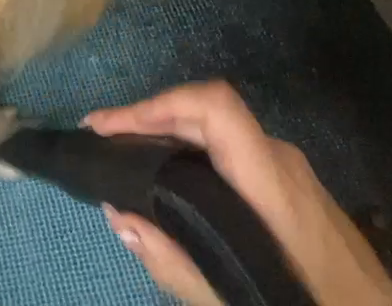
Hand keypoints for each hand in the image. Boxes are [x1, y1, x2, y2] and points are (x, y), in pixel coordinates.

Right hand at [84, 82, 391, 305]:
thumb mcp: (239, 302)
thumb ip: (176, 264)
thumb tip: (117, 216)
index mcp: (270, 183)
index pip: (213, 107)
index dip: (156, 104)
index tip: (108, 127)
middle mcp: (280, 161)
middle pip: (204, 112)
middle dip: (146, 117)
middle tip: (99, 139)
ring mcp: (290, 171)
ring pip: (216, 130)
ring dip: (165, 133)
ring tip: (123, 156)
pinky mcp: (292, 187)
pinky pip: (229, 151)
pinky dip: (188, 152)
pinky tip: (168, 180)